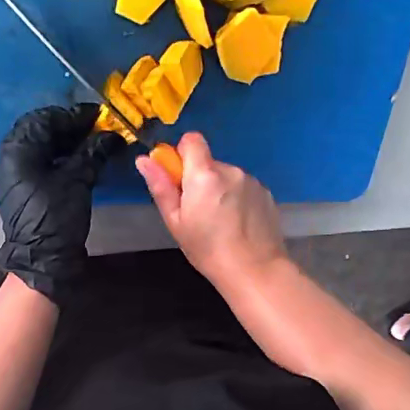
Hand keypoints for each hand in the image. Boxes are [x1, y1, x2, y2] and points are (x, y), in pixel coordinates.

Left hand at [0, 104, 123, 301]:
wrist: (41, 258)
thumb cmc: (55, 215)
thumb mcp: (78, 179)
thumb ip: (93, 151)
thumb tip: (112, 135)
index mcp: (18, 149)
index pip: (46, 119)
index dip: (74, 116)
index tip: (99, 116)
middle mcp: (9, 156)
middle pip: (41, 130)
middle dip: (70, 128)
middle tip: (98, 128)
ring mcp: (12, 173)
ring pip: (39, 146)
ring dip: (65, 142)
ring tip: (93, 142)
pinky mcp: (19, 188)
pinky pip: (38, 162)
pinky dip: (58, 157)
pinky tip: (80, 158)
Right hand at [137, 132, 285, 286]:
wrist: (255, 270)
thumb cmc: (207, 249)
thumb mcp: (175, 221)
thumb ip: (160, 186)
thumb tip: (143, 160)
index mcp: (204, 175)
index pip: (192, 139)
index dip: (182, 154)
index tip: (179, 179)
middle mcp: (230, 170)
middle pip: (207, 162)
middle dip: (199, 179)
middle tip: (196, 211)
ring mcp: (251, 180)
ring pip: (226, 176)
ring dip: (218, 189)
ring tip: (219, 221)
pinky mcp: (266, 192)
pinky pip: (242, 187)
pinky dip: (236, 198)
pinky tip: (237, 224)